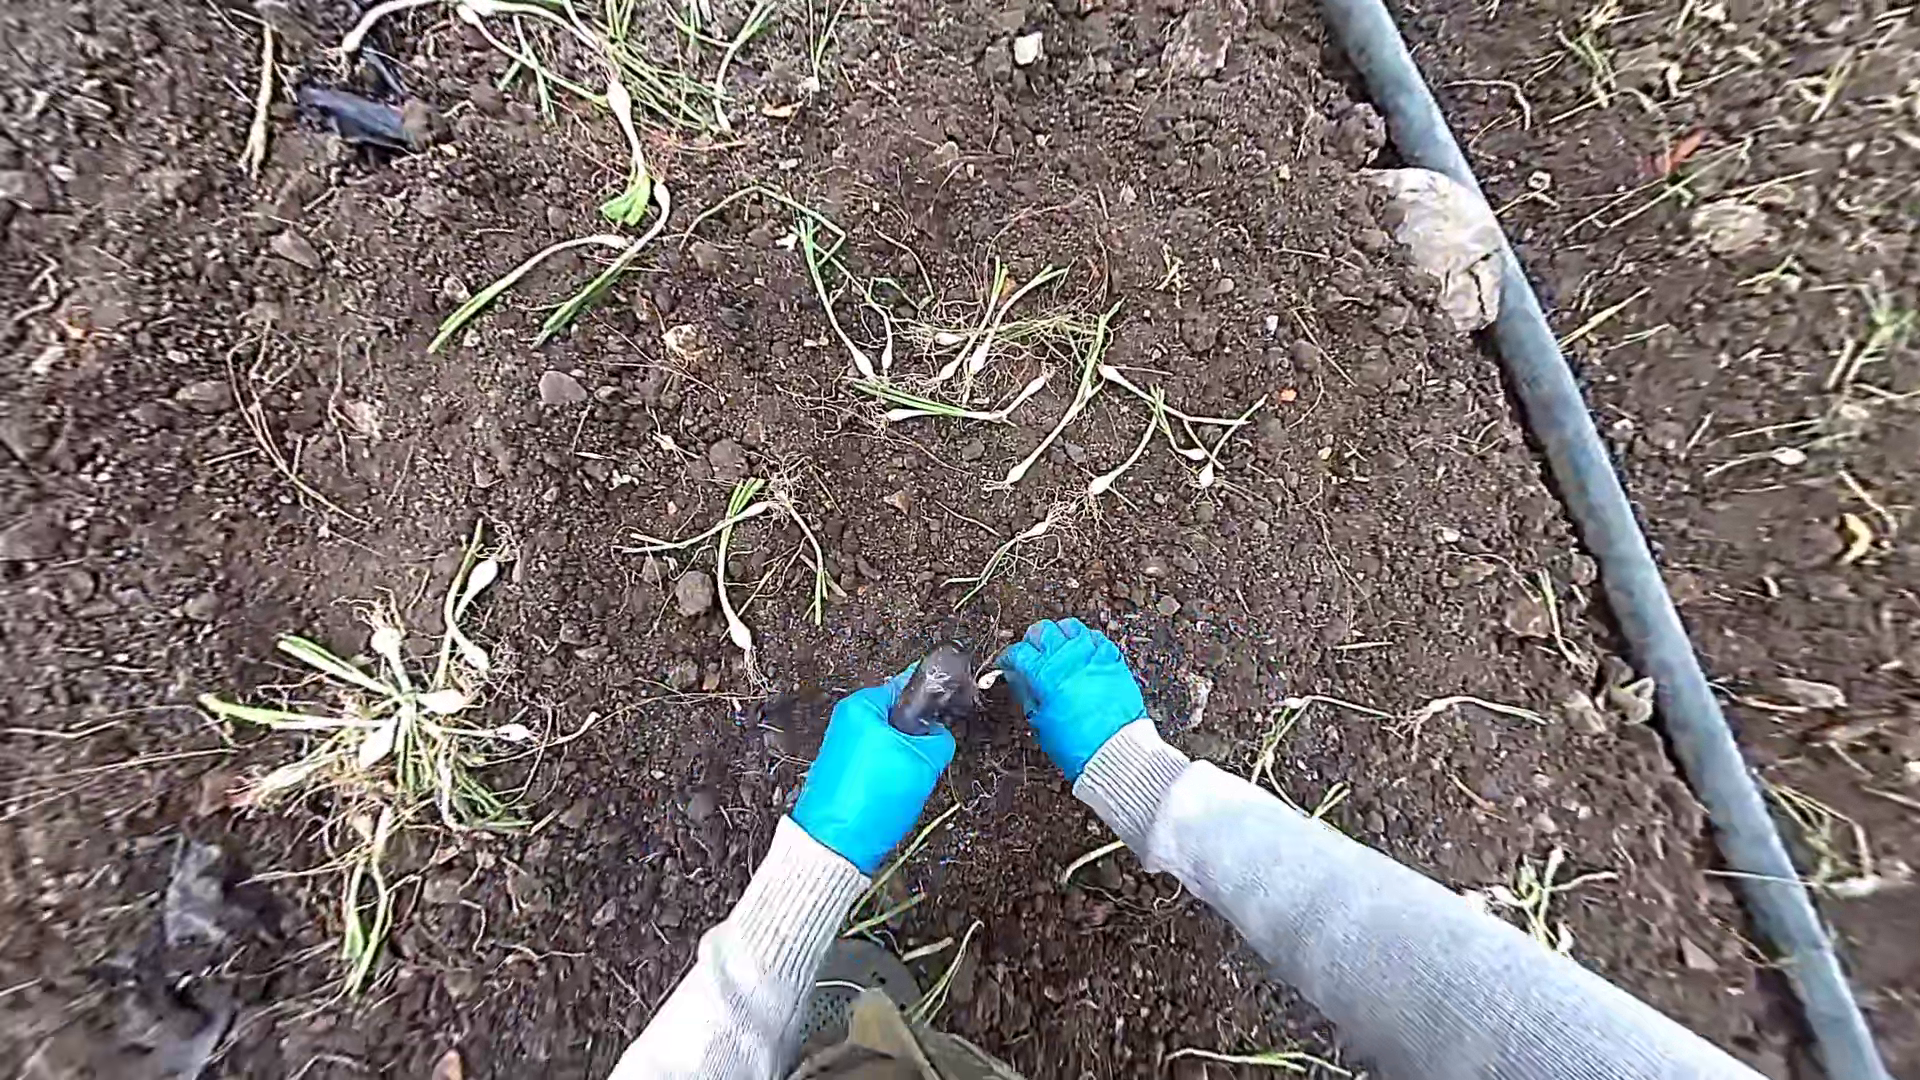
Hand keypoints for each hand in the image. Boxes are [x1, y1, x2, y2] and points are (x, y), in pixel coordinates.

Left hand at [790, 668, 956, 873]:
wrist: (834, 847)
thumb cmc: (868, 800)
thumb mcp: (923, 761)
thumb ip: (939, 738)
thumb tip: (940, 734)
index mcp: (862, 705)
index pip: (907, 684)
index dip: (932, 697)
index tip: (948, 705)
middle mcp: (848, 720)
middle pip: (900, 716)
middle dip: (917, 737)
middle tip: (925, 756)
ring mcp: (843, 745)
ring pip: (892, 742)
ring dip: (905, 759)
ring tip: (904, 780)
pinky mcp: (843, 770)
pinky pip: (878, 762)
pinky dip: (890, 774)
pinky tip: (890, 793)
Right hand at [999, 618, 1145, 780]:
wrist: (1115, 751)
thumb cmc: (1079, 744)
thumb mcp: (1040, 721)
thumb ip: (1026, 693)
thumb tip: (1017, 677)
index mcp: (1044, 674)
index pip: (1019, 652)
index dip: (1010, 657)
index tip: (1010, 663)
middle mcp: (1067, 659)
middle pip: (1042, 630)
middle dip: (1033, 640)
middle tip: (1032, 652)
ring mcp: (1091, 655)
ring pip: (1069, 626)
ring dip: (1059, 634)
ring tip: (1058, 646)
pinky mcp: (1111, 658)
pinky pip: (1095, 637)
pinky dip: (1085, 640)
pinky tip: (1082, 651)